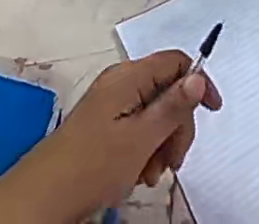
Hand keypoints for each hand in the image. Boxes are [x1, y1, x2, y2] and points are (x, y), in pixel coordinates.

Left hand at [0, 52, 220, 223]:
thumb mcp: (141, 139)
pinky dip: (146, 148)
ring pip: (155, 112)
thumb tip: (197, 77)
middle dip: (177, 125)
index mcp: (128, 76)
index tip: (213, 111)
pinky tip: (139, 171)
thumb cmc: (94, 164)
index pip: (175, 62)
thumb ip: (172, 107)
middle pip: (167, 89)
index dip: (198, 83)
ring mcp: (111, 102)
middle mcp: (120, 82)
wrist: (45, 196)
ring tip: (151, 172)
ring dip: (162, 142)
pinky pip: (138, 126)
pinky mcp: (105, 123)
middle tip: (173, 160)